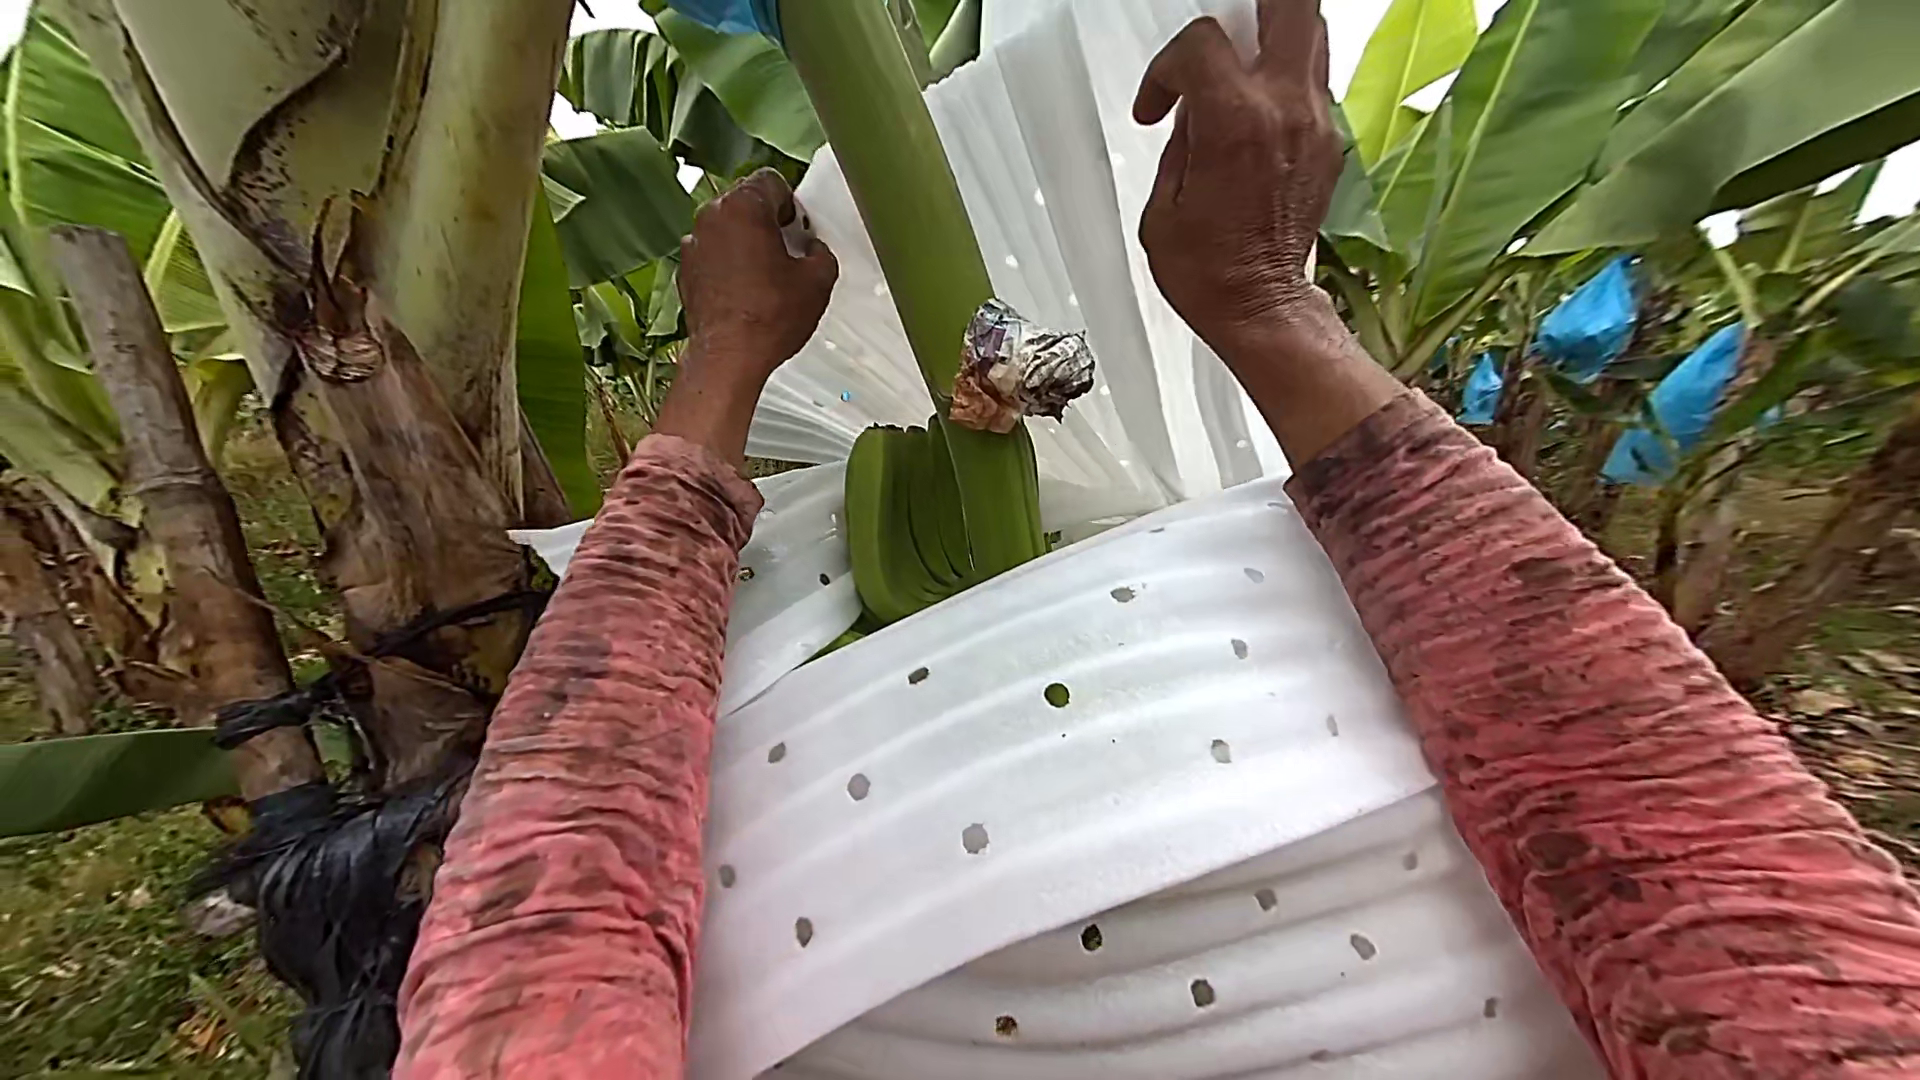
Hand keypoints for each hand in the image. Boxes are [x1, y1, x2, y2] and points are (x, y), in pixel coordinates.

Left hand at [656, 170, 837, 470]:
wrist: (730, 356)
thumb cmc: (768, 318)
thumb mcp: (818, 283)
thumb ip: (822, 254)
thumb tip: (815, 251)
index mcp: (745, 207)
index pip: (771, 181)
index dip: (792, 204)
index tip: (799, 229)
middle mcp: (712, 217)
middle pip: (746, 204)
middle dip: (769, 224)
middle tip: (789, 255)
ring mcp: (695, 244)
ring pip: (728, 231)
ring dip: (748, 246)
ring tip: (769, 280)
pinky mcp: (687, 271)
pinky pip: (714, 257)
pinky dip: (730, 268)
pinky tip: (748, 295)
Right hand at [1134, 0, 1342, 363]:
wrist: (1256, 306)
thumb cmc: (1206, 272)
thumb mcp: (1161, 212)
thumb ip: (1177, 146)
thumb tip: (1192, 114)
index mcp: (1233, 125)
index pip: (1201, 44)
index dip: (1165, 69)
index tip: (1155, 105)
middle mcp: (1284, 109)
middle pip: (1288, 2)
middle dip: (1248, 12)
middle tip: (1218, 45)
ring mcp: (1315, 124)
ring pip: (1311, 33)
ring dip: (1270, 43)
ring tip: (1236, 82)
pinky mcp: (1329, 145)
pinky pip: (1312, 86)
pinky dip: (1282, 88)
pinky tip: (1255, 123)